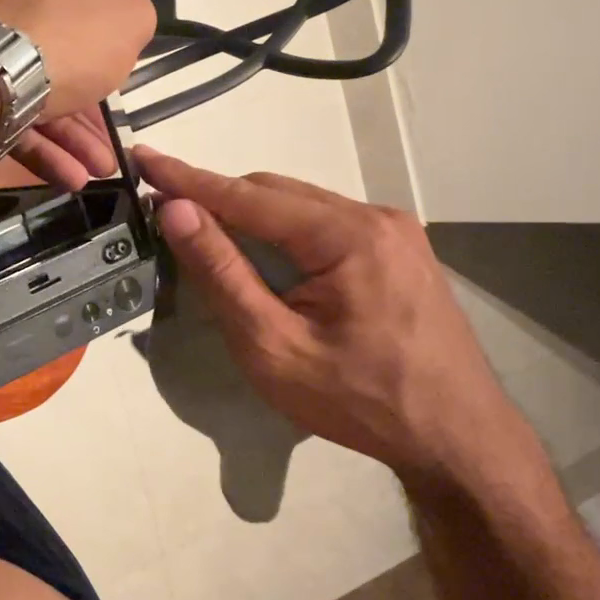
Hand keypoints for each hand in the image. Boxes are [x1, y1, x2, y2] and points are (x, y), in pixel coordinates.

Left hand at [0, 0, 155, 189]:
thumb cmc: (61, 40)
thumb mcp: (127, 20)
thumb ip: (133, 18)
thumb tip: (123, 25)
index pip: (72, 4)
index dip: (100, 48)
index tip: (115, 83)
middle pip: (49, 58)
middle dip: (84, 113)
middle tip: (107, 148)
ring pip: (25, 93)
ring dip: (65, 138)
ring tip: (94, 172)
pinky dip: (34, 145)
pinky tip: (65, 176)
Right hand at [133, 147, 530, 482]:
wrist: (457, 442)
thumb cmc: (357, 400)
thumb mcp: (271, 343)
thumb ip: (220, 271)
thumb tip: (174, 210)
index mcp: (348, 237)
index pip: (246, 195)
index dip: (186, 178)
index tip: (141, 158)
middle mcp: (375, 219)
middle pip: (273, 192)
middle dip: (213, 196)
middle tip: (159, 207)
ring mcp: (393, 234)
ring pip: (296, 205)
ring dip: (243, 213)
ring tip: (197, 230)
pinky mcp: (397, 253)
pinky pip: (320, 223)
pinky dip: (276, 230)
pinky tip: (255, 254)